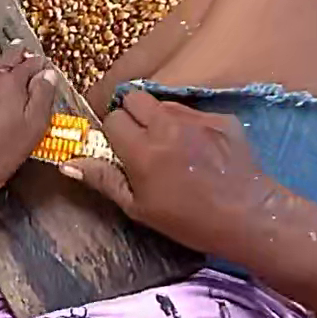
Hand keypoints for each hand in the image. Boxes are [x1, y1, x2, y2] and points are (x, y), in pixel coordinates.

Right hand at [62, 89, 300, 252]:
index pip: (112, 118)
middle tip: (139, 140)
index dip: (112, 134)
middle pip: (134, 97)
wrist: (249, 217)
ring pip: (163, 103)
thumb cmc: (187, 220)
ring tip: (171, 147)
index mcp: (142, 149)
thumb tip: (67, 163)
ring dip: (159, 118)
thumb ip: (103, 179)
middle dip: (131, 114)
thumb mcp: (137, 207)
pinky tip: (199, 150)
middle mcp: (166, 125)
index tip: (120, 151)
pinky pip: (193, 112)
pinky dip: (188, 126)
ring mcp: (197, 118)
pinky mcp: (222, 118)